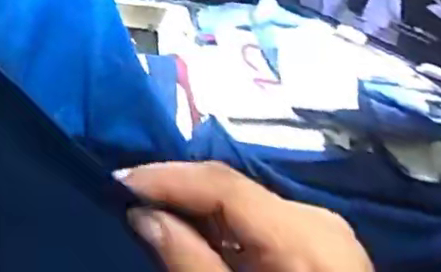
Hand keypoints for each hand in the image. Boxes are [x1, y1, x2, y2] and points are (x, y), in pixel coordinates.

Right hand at [119, 162, 369, 271]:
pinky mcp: (321, 250)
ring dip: (196, 209)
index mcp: (305, 233)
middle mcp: (316, 217)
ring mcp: (323, 232)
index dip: (166, 177)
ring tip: (149, 212)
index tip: (117, 182)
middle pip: (231, 188)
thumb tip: (142, 213)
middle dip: (177, 191)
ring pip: (242, 203)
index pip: (222, 183)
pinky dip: (222, 229)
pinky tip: (192, 237)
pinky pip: (259, 224)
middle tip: (126, 198)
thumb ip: (192, 266)